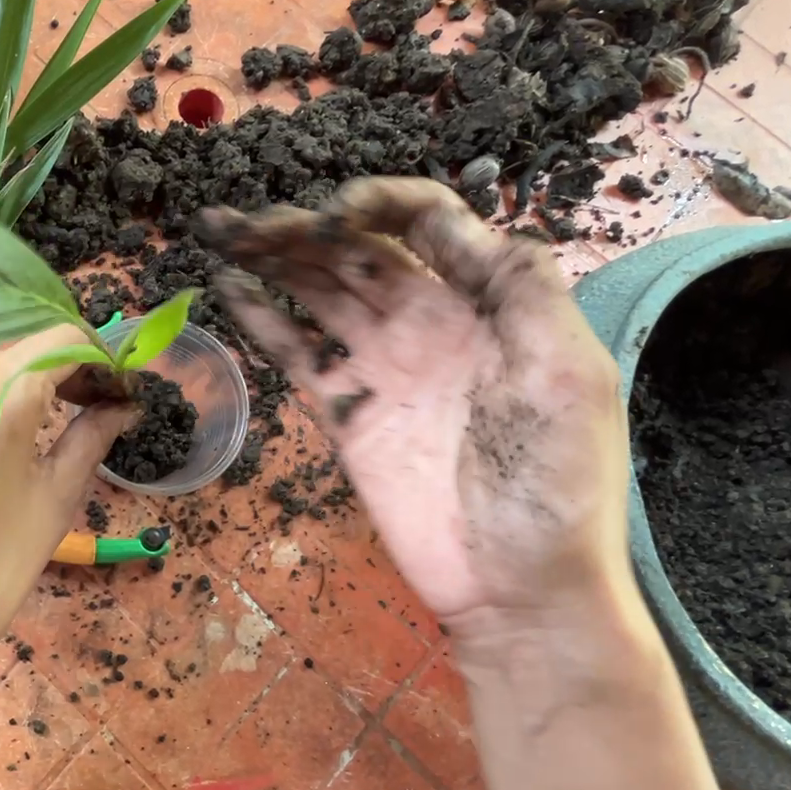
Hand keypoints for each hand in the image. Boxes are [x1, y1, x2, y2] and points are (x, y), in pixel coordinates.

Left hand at [0, 275, 135, 705]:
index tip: (117, 388)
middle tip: (78, 380)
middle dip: (52, 331)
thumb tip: (123, 406)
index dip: (100, 358)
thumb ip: (91, 436)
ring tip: (39, 387)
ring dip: (9, 335)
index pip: (60, 336)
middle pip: (6, 304)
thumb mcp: (53, 502)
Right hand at [202, 178, 631, 646]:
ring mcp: (378, 365)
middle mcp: (425, 320)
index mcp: (483, 303)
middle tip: (243, 222)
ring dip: (272, 259)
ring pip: (318, 293)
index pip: (425, 224)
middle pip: (356, 253)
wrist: (514, 584)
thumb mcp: (566, 375)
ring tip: (224, 233)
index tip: (331, 217)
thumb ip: (522, 290)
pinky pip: (296, 351)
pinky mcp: (342, 411)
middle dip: (302, 228)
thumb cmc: (554, 483)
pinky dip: (262, 319)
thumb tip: (466, 227)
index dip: (378, 204)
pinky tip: (229, 290)